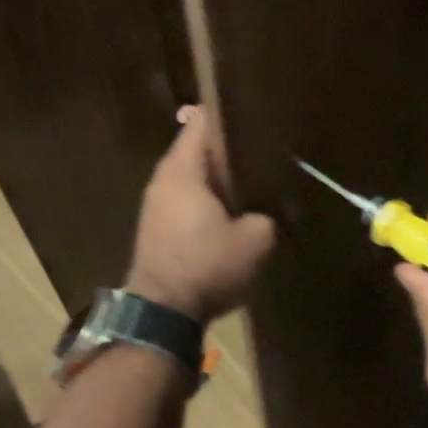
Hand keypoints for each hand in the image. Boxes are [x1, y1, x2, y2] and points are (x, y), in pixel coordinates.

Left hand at [124, 106, 275, 322]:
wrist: (162, 314)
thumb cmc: (206, 265)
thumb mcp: (255, 240)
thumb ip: (268, 217)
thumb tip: (270, 213)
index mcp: (183, 170)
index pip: (203, 123)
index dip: (229, 114)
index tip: (256, 112)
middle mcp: (164, 180)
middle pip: (199, 150)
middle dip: (230, 149)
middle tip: (265, 148)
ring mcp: (157, 205)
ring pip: (194, 178)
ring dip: (220, 178)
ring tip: (255, 179)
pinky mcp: (159, 229)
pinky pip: (188, 201)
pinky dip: (209, 200)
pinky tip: (235, 211)